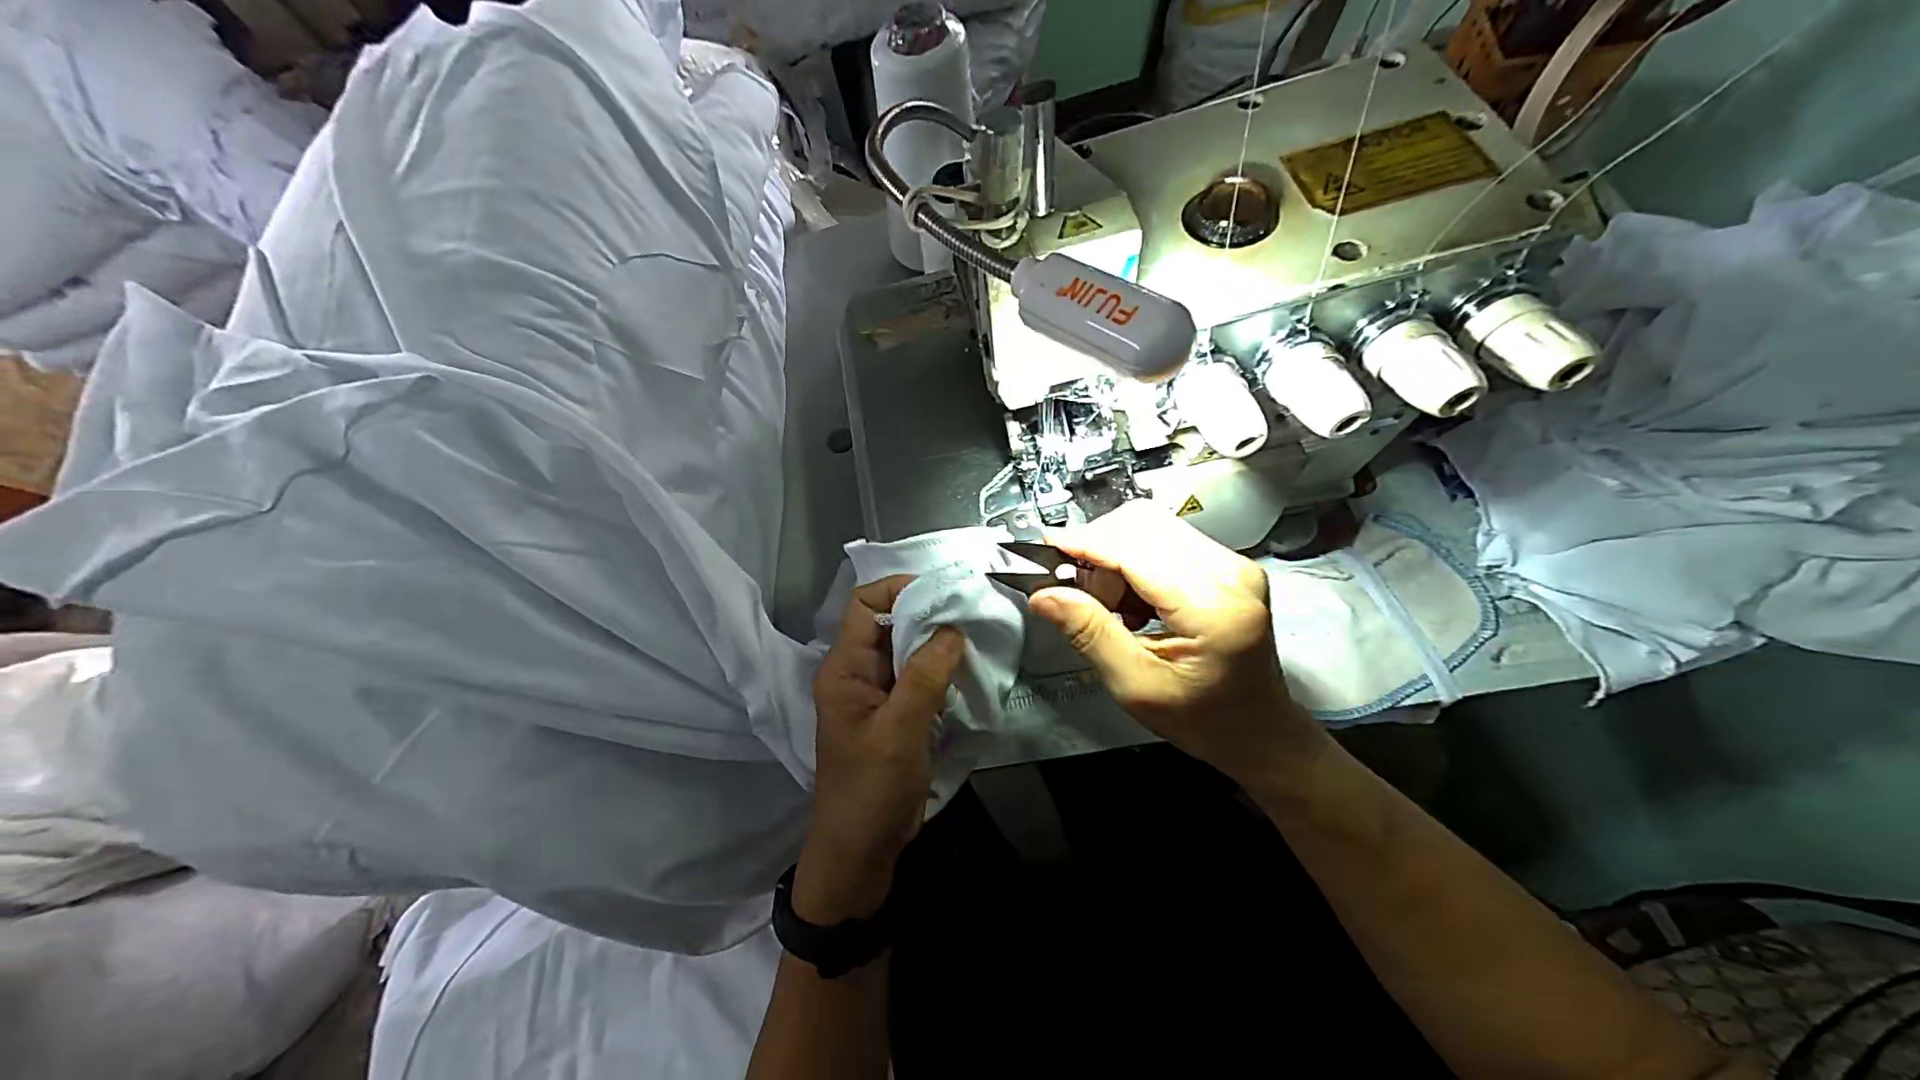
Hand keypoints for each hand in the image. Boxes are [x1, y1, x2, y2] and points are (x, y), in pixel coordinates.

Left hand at [799, 576, 963, 923]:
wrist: (860, 853)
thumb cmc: (871, 790)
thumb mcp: (900, 731)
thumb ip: (925, 675)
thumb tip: (952, 628)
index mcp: (844, 668)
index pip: (865, 604)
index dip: (901, 589)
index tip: (945, 593)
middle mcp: (857, 673)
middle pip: (890, 623)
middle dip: (929, 615)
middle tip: (972, 614)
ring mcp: (877, 695)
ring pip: (908, 650)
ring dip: (938, 644)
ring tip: (976, 640)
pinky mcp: (896, 715)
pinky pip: (918, 678)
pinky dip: (941, 671)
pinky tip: (969, 673)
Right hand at [1026, 501, 1325, 787]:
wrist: (1258, 730)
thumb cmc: (1208, 720)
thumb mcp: (1136, 686)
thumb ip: (1090, 634)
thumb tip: (1047, 595)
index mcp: (1214, 607)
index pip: (1135, 549)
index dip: (1084, 544)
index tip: (1046, 550)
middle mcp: (1230, 574)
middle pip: (1142, 525)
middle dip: (1097, 550)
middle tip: (1076, 592)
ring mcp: (1231, 565)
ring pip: (1150, 527)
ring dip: (1113, 556)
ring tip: (1109, 606)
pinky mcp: (1225, 565)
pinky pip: (1164, 539)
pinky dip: (1132, 560)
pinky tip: (1130, 601)